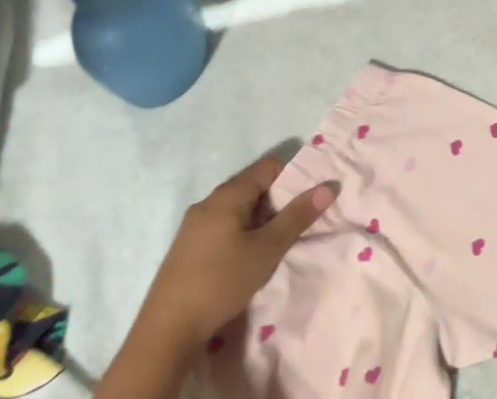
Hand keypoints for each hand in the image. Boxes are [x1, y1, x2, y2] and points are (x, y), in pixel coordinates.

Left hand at [134, 156, 335, 352]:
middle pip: (252, 186)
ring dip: (260, 219)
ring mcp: (194, 225)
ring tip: (275, 244)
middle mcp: (208, 202)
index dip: (293, 178)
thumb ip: (297, 216)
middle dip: (278, 201)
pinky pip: (223, 225)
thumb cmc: (222, 281)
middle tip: (296, 226)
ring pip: (238, 208)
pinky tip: (247, 258)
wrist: (167, 329)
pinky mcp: (187, 247)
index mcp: (227, 195)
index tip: (307, 202)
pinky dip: (241, 233)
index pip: (268, 166)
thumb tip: (329, 186)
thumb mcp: (267, 249)